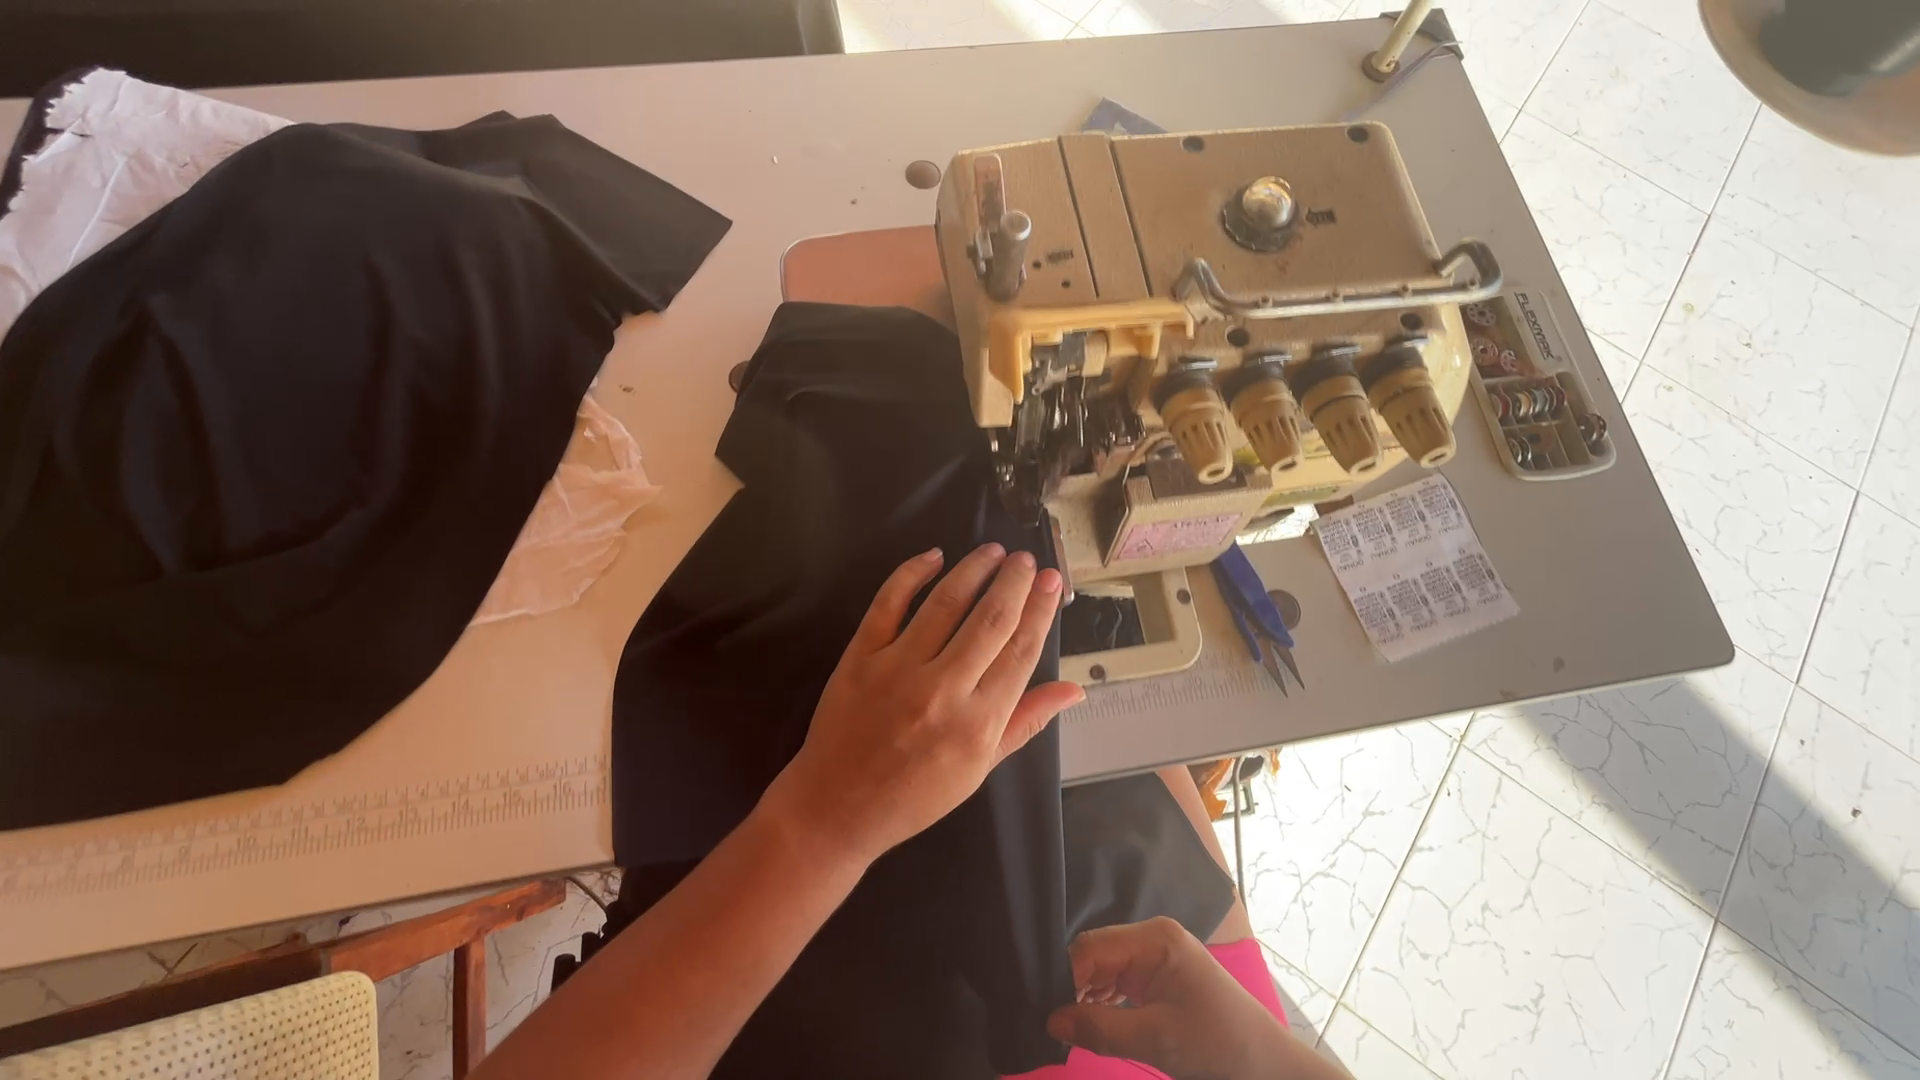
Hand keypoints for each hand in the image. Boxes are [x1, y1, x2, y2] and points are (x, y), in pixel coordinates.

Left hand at [764, 543, 1083, 864]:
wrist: (839, 808)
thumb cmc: (916, 794)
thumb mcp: (980, 769)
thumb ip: (1026, 722)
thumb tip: (1073, 689)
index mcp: (980, 722)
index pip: (1021, 651)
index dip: (1041, 610)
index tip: (1053, 582)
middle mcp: (944, 690)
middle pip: (990, 619)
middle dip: (1014, 582)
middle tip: (1026, 559)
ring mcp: (898, 669)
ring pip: (945, 604)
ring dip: (973, 570)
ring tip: (992, 551)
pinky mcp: (860, 658)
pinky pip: (888, 603)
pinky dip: (911, 574)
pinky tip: (933, 557)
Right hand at [1047, 918, 1295, 1079]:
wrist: (1268, 1067)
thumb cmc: (1216, 1044)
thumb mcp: (1155, 1040)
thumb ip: (1100, 1028)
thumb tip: (1050, 1021)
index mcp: (1153, 938)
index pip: (1092, 947)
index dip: (1065, 977)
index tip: (1042, 1009)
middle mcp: (1151, 938)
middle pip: (1095, 954)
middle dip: (1071, 986)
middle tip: (1048, 1020)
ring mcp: (1156, 956)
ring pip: (1104, 969)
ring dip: (1085, 996)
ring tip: (1062, 1024)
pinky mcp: (1158, 977)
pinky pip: (1118, 982)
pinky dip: (1102, 1002)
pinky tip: (1087, 1022)